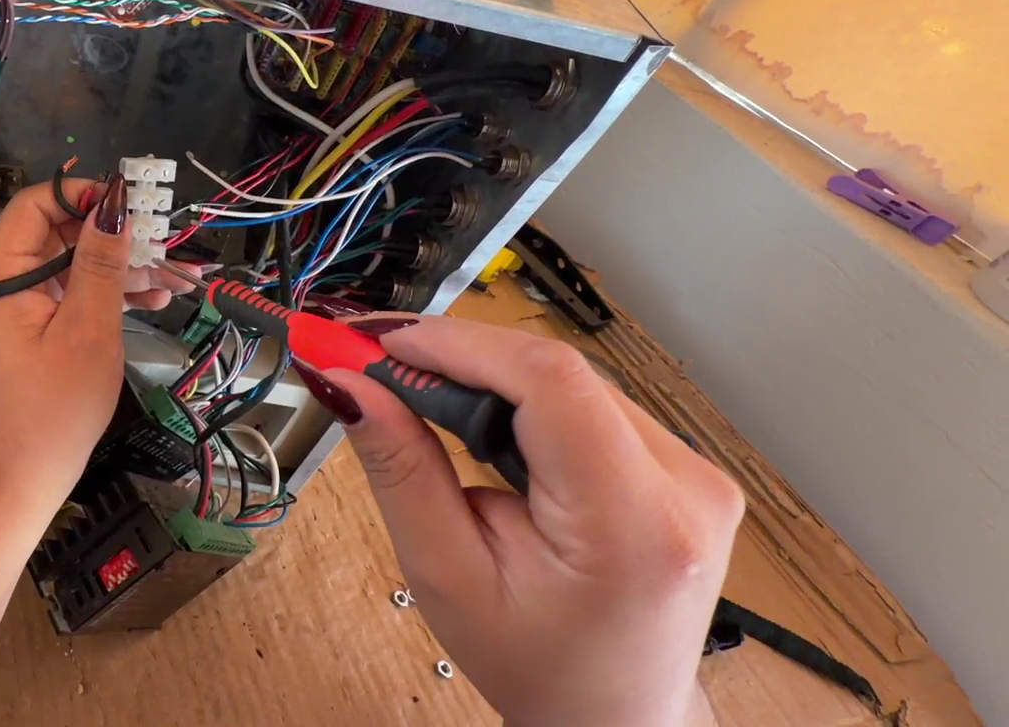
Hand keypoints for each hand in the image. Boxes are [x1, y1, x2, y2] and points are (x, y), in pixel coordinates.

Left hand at [0, 175, 190, 497]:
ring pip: (73, 266)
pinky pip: (72, 295)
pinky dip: (109, 295)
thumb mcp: (87, 332)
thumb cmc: (54, 410)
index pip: (33, 206)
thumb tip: (114, 205)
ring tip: (178, 275)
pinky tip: (155, 297)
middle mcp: (2, 283)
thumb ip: (100, 264)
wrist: (22, 481)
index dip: (81, 196)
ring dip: (122, 267)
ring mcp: (18, 308)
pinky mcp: (34, 329)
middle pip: (59, 235)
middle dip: (115, 236)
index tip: (129, 204)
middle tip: (167, 242)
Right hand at [321, 318, 743, 726]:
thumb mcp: (443, 572)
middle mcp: (682, 482)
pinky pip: (573, 393)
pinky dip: (504, 387)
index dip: (453, 343)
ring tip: (405, 384)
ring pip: (557, 373)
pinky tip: (462, 408)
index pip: (548, 380)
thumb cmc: (531, 659)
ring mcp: (688, 467)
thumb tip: (344, 382)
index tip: (375, 342)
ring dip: (472, 367)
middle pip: (549, 369)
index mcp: (632, 524)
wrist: (612, 712)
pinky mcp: (672, 460)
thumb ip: (399, 468)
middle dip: (448, 351)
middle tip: (368, 356)